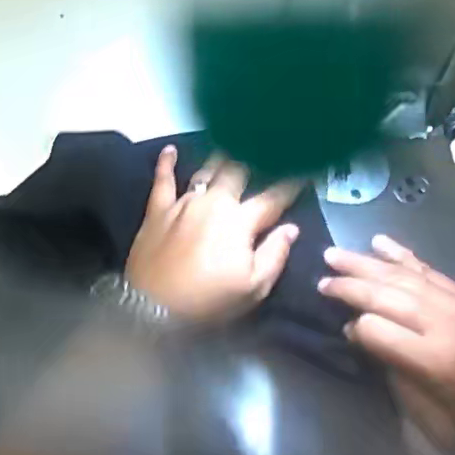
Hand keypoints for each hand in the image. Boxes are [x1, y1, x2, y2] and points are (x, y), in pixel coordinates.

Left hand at [125, 147, 301, 324]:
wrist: (150, 312)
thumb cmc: (208, 302)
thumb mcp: (253, 287)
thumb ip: (275, 254)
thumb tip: (291, 228)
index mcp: (240, 220)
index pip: (273, 198)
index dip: (291, 185)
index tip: (304, 171)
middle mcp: (214, 201)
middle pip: (238, 171)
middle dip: (255, 157)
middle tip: (265, 146)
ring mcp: (184, 202)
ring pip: (206, 170)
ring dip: (220, 156)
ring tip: (230, 142)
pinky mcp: (157, 209)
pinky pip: (162, 180)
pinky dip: (166, 162)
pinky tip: (170, 149)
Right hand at [320, 237, 454, 454]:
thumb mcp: (450, 432)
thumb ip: (408, 388)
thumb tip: (378, 352)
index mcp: (438, 363)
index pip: (378, 331)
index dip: (355, 329)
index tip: (339, 329)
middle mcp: (447, 323)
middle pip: (388, 294)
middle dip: (350, 284)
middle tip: (320, 277)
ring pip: (407, 275)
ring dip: (369, 262)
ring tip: (336, 253)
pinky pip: (434, 272)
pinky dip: (406, 256)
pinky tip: (385, 244)